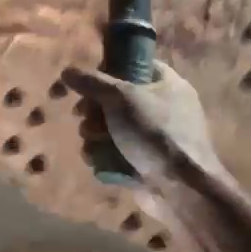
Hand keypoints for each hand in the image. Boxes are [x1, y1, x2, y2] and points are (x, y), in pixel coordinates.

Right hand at [63, 62, 225, 184]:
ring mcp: (156, 135)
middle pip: (115, 96)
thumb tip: (67, 72)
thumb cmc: (154, 133)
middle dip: (93, 108)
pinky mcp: (148, 159)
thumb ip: (90, 81)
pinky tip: (97, 157)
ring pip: (111, 123)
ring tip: (92, 140)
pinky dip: (103, 151)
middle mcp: (165, 107)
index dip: (107, 68)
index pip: (134, 64)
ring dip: (94, 131)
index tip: (89, 80)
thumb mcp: (119, 97)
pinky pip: (116, 147)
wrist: (183, 187)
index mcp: (168, 85)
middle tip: (84, 115)